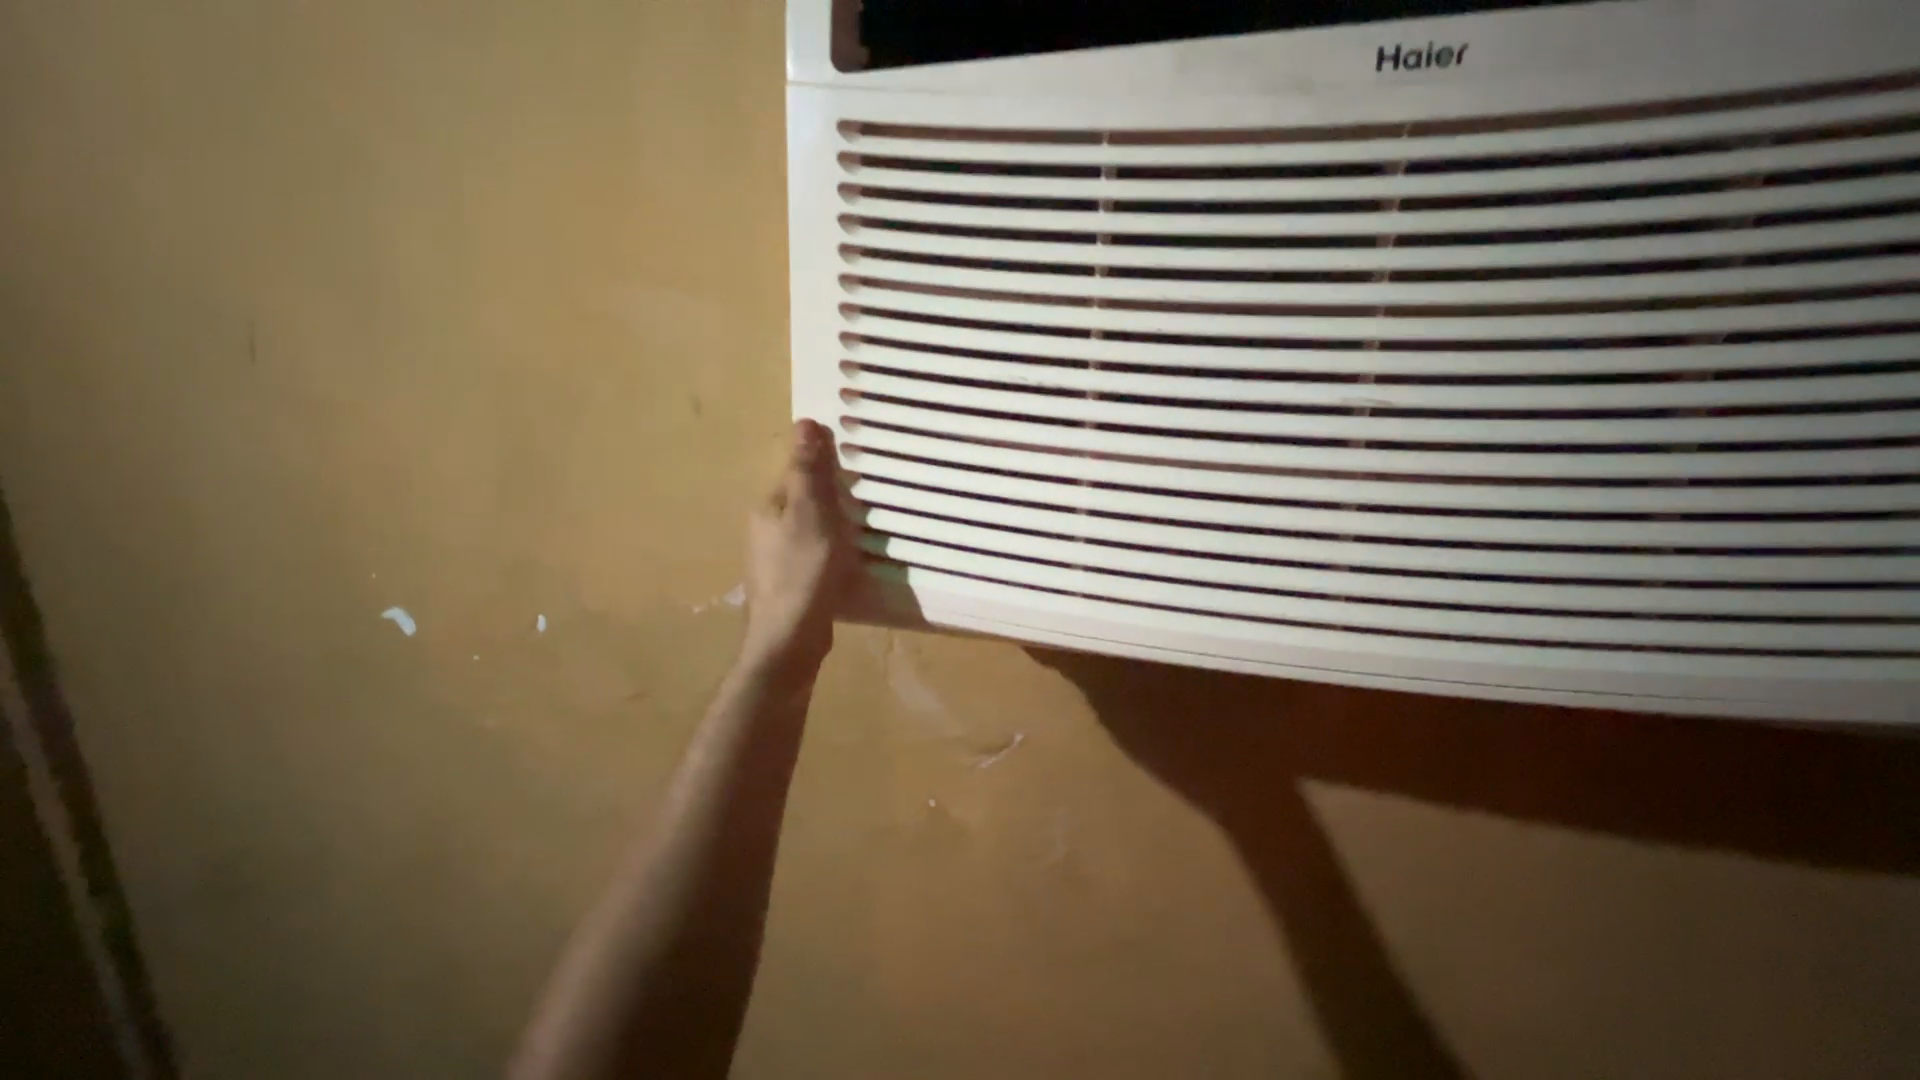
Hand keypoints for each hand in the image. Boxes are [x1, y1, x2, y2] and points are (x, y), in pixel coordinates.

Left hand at [740, 419, 854, 673]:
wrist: (791, 637)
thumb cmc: (803, 569)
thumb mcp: (811, 512)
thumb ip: (808, 471)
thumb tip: (804, 421)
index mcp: (768, 506)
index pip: (796, 471)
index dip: (824, 465)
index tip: (856, 466)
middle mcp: (765, 529)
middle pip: (802, 500)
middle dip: (829, 496)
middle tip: (865, 498)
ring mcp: (774, 559)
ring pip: (808, 528)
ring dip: (832, 525)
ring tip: (863, 527)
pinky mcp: (789, 583)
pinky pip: (813, 555)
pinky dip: (831, 551)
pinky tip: (849, 560)